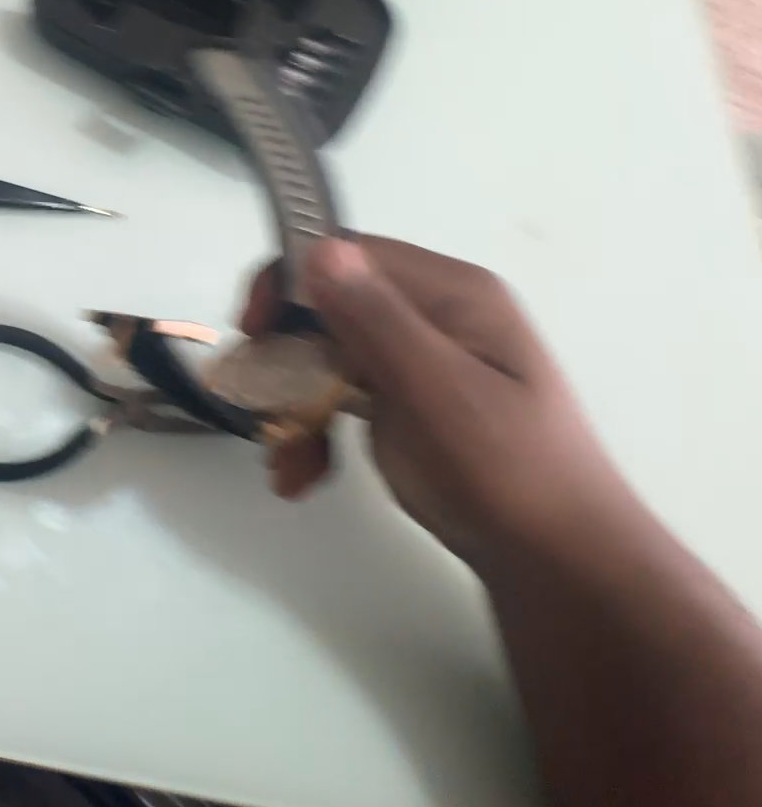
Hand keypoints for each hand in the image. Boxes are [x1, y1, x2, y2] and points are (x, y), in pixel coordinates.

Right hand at [241, 236, 635, 564]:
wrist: (553, 556)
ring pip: (316, 356)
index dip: (287, 285)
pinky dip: (308, 431)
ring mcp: (412, 356)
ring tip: (286, 462)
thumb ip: (376, 318)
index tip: (253, 333)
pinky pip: (330, 394)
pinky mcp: (397, 395)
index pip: (345, 255)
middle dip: (282, 361)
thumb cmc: (503, 468)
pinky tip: (302, 474)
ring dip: (289, 406)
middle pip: (321, 309)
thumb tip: (318, 249)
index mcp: (450, 295)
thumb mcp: (434, 389)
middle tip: (260, 406)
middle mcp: (428, 314)